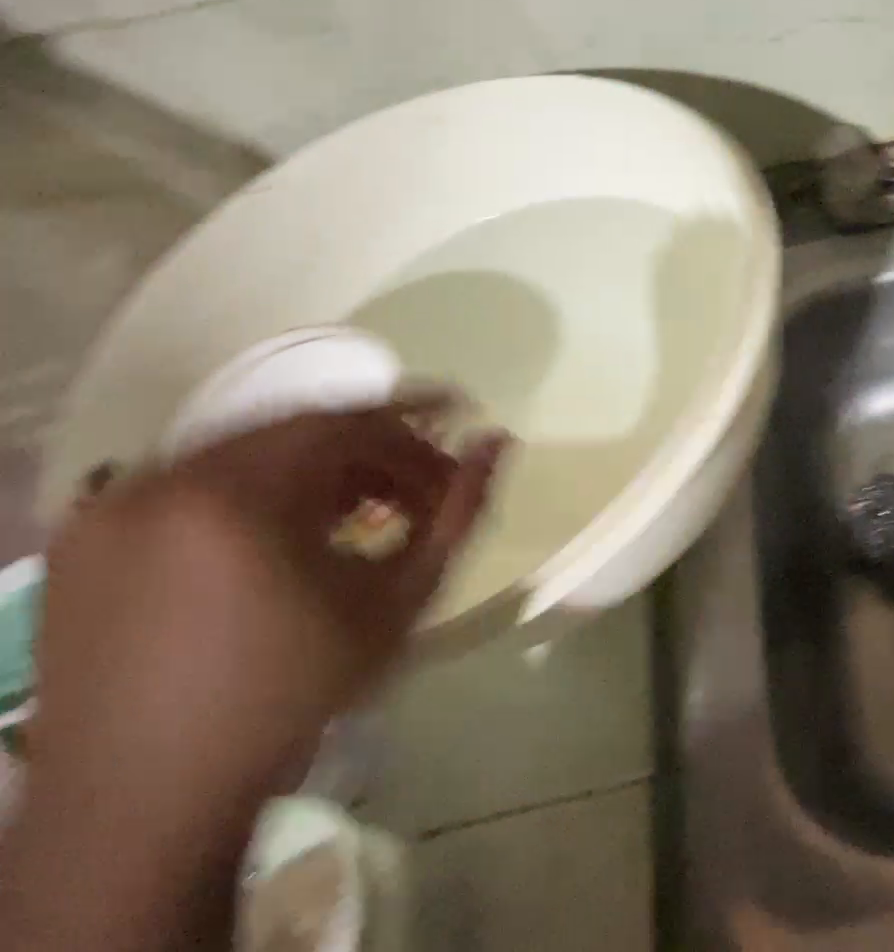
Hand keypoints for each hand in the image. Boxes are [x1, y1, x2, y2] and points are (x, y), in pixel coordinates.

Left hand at [31, 402, 507, 799]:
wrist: (154, 788)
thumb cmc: (299, 691)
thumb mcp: (402, 599)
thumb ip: (458, 514)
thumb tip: (496, 443)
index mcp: (238, 497)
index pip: (343, 422)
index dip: (411, 416)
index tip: (460, 418)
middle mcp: (161, 483)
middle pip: (291, 431)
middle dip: (369, 448)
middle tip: (421, 482)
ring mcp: (111, 509)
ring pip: (240, 455)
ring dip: (313, 470)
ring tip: (365, 511)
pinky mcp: (84, 540)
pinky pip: (191, 485)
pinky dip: (253, 492)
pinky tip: (292, 533)